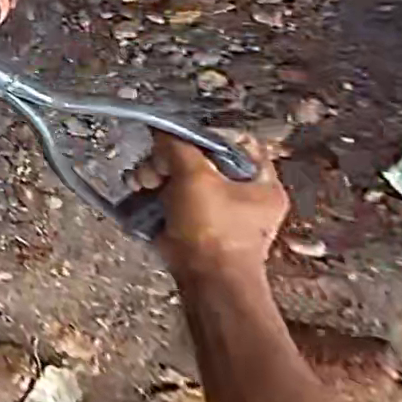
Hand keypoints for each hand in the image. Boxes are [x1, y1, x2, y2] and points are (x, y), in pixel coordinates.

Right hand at [138, 132, 288, 280]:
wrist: (206, 275)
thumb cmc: (212, 226)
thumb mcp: (195, 177)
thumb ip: (177, 146)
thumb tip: (160, 126)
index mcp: (261, 183)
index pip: (235, 143)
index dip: (205, 136)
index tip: (177, 138)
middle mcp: (242, 191)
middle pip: (198, 156)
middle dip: (168, 158)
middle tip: (157, 166)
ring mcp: (215, 204)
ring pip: (177, 171)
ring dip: (154, 172)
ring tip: (144, 183)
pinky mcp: (191, 215)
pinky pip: (169, 189)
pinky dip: (152, 187)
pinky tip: (140, 190)